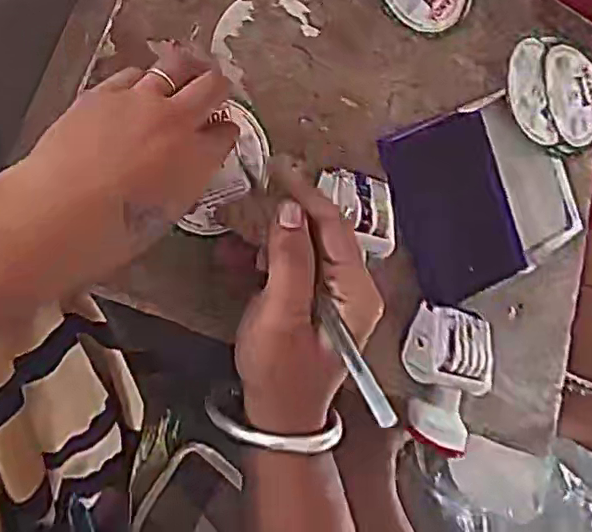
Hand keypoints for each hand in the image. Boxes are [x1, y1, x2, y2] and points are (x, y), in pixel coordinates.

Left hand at [0, 42, 236, 298]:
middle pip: (211, 86)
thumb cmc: (111, 233)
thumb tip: (183, 169)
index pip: (225, 133)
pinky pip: (132, 75)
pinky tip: (134, 88)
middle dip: (217, 86)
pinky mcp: (104, 92)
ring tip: (182, 71)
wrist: (59, 209)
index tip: (222, 131)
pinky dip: (140, 80)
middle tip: (214, 89)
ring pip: (174, 66)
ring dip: (183, 70)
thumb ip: (183, 182)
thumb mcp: (165, 216)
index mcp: (196, 158)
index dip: (225, 130)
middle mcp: (175, 120)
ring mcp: (139, 100)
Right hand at [235, 175, 382, 433]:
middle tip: (250, 197)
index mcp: (355, 291)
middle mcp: (351, 286)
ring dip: (268, 233)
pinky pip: (292, 260)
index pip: (333, 226)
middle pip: (319, 230)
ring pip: (302, 242)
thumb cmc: (280, 375)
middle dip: (282, 213)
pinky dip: (265, 253)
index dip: (305, 194)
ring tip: (236, 234)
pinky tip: (238, 256)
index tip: (278, 171)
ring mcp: (333, 291)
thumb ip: (288, 260)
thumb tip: (288, 210)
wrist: (279, 422)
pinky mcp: (313, 296)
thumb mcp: (280, 316)